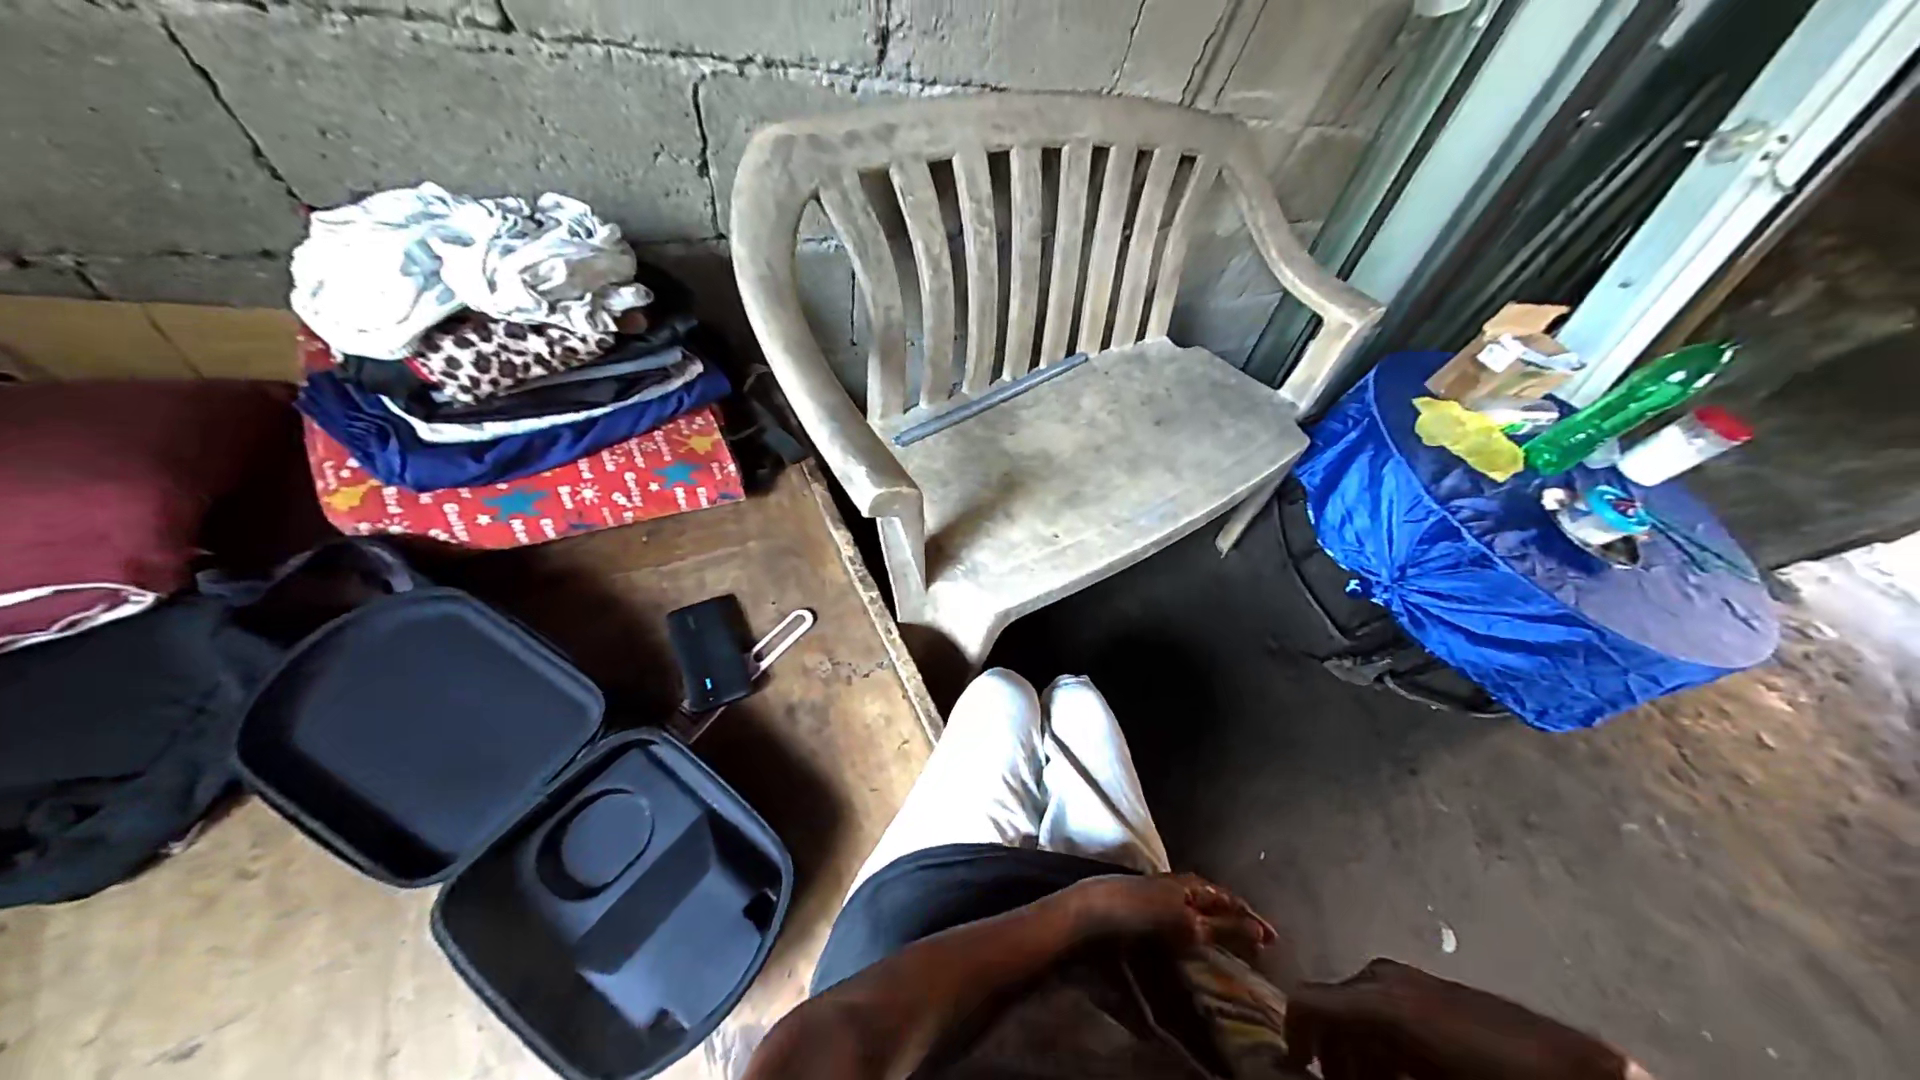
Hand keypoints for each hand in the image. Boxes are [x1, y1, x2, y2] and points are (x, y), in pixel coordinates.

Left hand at [1057, 872, 1277, 955]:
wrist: (1093, 911)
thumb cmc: (1142, 915)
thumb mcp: (1188, 926)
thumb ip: (1223, 928)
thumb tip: (1260, 930)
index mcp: (1190, 883)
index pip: (1230, 898)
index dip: (1252, 918)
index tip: (1274, 939)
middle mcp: (1176, 882)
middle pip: (1213, 899)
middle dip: (1235, 918)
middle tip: (1256, 942)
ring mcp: (1157, 890)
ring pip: (1196, 904)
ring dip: (1215, 921)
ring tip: (1230, 942)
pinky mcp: (1141, 903)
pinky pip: (1179, 911)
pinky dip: (1194, 924)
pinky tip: (1193, 938)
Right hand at [1284, 959, 1645, 1079]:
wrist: (1577, 1073)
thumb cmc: (1493, 1077)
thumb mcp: (1419, 1077)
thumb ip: (1366, 1067)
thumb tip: (1333, 1073)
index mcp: (1377, 999)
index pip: (1307, 1002)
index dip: (1294, 1037)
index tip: (1297, 1071)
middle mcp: (1382, 978)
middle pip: (1331, 1007)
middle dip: (1333, 1052)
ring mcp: (1408, 979)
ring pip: (1357, 1008)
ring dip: (1358, 1049)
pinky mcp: (1432, 988)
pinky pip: (1386, 1008)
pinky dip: (1383, 1041)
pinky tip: (1409, 1073)